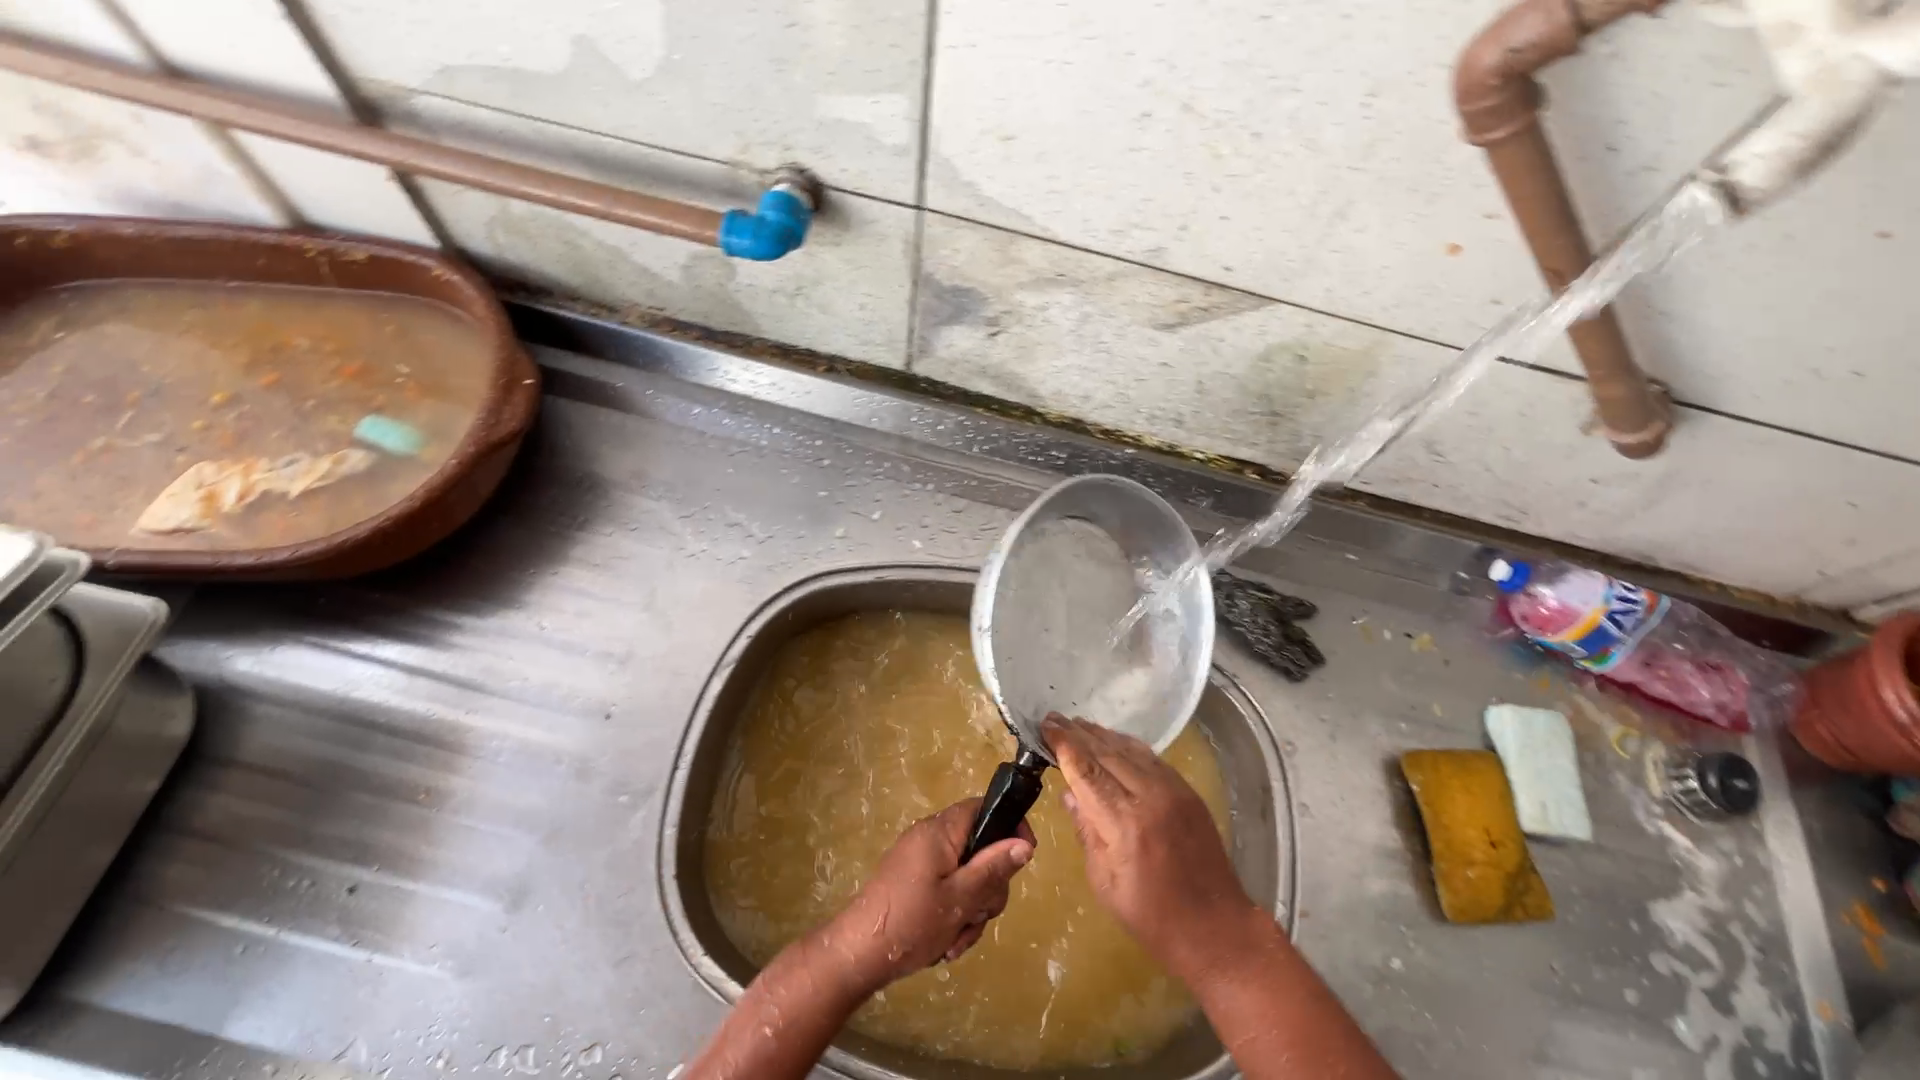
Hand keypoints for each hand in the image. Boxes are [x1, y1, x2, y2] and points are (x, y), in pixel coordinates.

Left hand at [816, 798, 1034, 993]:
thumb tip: (1024, 844)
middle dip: (988, 888)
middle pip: (980, 849)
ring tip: (956, 939)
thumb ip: (993, 868)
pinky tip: (945, 945)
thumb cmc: (911, 921)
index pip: (983, 808)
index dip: (1009, 826)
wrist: (857, 955)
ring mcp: (921, 863)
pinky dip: (953, 916)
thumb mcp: (960, 898)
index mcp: (940, 832)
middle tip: (978, 913)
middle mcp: (930, 840)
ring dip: (971, 910)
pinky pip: (949, 892)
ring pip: (967, 878)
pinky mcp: (914, 884)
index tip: (1024, 857)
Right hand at [1042, 714, 1258, 977]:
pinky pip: (1152, 759)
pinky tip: (1113, 741)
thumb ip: (1086, 831)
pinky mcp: (1188, 793)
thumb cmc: (1151, 917)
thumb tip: (1070, 794)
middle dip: (1078, 733)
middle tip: (1053, 717)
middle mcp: (1151, 797)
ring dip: (1102, 735)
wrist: (1215, 927)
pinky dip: (1128, 746)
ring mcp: (1174, 791)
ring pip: (1131, 750)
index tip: (1045, 726)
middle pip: (1107, 753)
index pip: (1086, 771)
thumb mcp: (1104, 882)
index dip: (1064, 745)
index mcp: (1124, 823)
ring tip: (1077, 723)